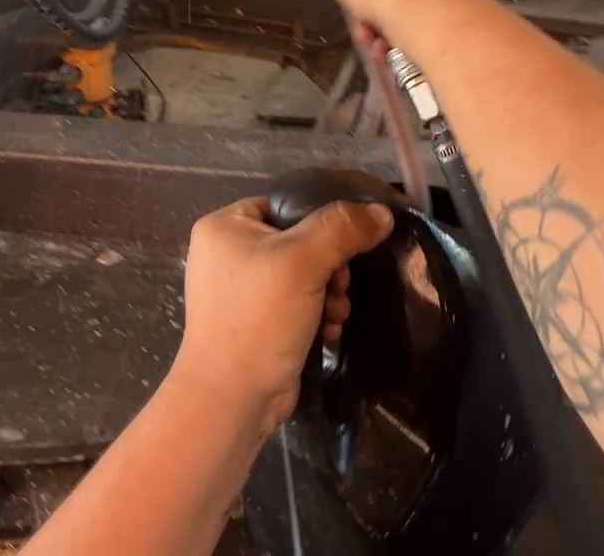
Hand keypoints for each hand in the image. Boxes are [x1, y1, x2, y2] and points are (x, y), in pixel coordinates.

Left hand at [170, 197, 394, 431]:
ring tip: (337, 314)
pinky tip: (328, 332)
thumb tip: (381, 211)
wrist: (232, 397)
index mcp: (223, 226)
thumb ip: (341, 230)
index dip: (319, 223)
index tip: (348, 247)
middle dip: (328, 268)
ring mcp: (237, 291)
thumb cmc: (259, 317)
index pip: (283, 206)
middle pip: (296, 243)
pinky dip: (314, 315)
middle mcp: (224, 253)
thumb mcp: (302, 262)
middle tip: (341, 288)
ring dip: (327, 294)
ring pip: (299, 276)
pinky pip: (292, 304)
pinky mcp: (252, 322)